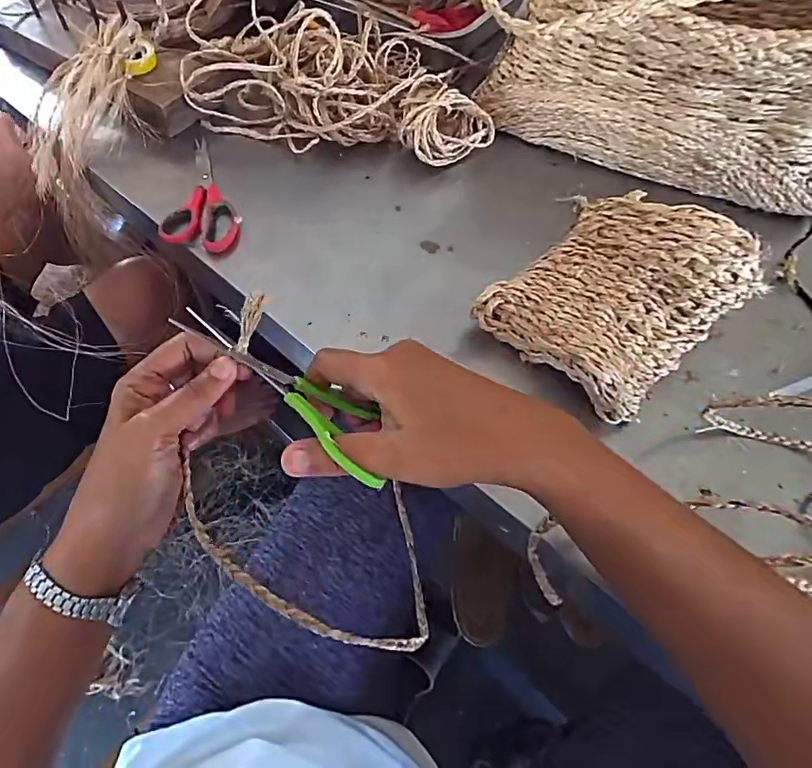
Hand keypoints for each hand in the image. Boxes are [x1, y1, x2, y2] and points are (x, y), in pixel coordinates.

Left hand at [44, 334, 263, 597]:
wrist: (112, 540)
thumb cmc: (125, 482)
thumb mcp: (156, 432)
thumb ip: (194, 395)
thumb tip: (230, 363)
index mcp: (141, 381)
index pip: (184, 347)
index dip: (213, 353)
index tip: (241, 370)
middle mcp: (156, 394)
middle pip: (199, 369)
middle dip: (218, 382)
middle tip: (228, 405)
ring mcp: (170, 419)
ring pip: (207, 395)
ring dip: (215, 407)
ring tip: (205, 431)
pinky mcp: (182, 441)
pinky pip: (207, 419)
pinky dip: (212, 425)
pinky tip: (202, 442)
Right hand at [280, 341, 595, 491]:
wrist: (525, 437)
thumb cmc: (454, 446)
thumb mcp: (391, 458)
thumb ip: (336, 455)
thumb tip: (286, 457)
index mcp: (380, 367)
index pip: (325, 362)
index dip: (311, 390)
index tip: (319, 426)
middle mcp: (396, 353)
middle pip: (350, 375)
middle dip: (345, 411)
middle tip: (365, 448)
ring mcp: (421, 359)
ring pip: (375, 381)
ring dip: (370, 412)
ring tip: (394, 448)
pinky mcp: (438, 369)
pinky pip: (398, 381)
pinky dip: (392, 406)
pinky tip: (415, 436)